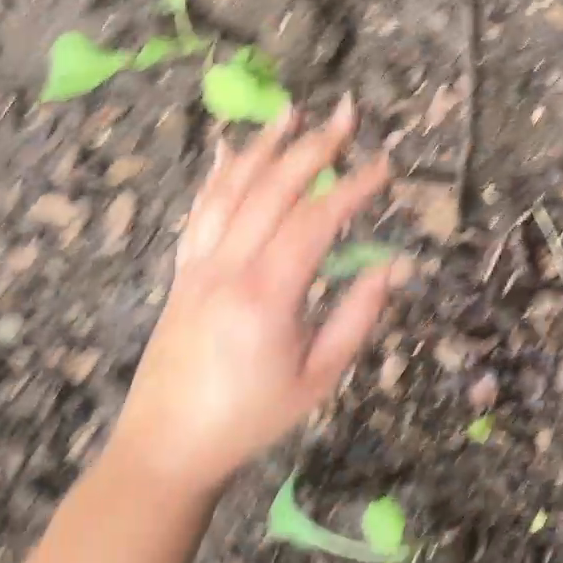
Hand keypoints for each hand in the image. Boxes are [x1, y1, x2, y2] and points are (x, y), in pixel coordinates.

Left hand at [108, 97, 411, 494]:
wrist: (165, 450)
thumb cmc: (252, 416)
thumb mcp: (319, 376)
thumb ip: (358, 316)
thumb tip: (396, 265)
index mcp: (266, 294)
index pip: (316, 221)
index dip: (354, 187)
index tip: (386, 164)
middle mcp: (227, 268)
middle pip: (272, 189)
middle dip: (313, 146)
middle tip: (348, 113)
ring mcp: (198, 267)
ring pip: (231, 191)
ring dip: (264, 146)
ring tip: (292, 111)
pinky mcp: (181, 274)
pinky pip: (199, 213)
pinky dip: (217, 176)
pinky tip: (229, 149)